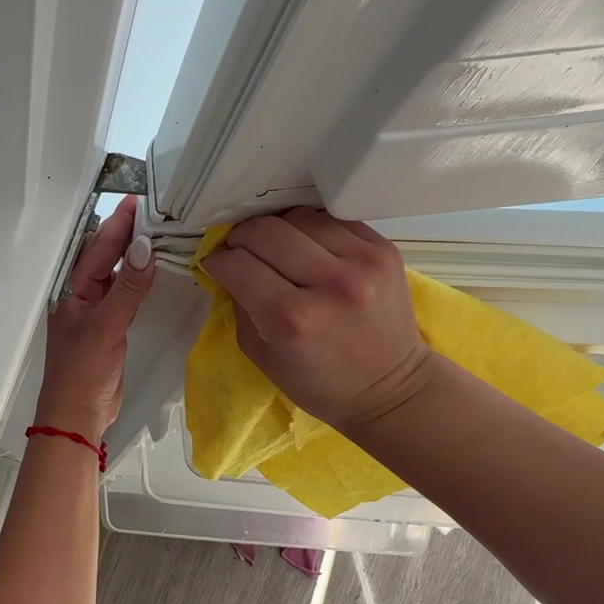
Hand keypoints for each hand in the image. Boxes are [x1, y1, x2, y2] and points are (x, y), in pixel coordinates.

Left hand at [35, 194, 156, 439]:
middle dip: (129, 231)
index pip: (99, 247)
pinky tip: (154, 267)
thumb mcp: (106, 327)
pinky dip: (139, 278)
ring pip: (117, 273)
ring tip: (162, 228)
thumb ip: (127, 288)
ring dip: (136, 253)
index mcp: (72, 291)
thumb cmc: (83, 373)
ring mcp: (95, 312)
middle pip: (107, 255)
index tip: (144, 197)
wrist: (76, 416)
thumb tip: (146, 246)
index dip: (120, 222)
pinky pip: (124, 293)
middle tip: (160, 206)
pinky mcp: (109, 328)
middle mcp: (81, 296)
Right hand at [201, 207, 436, 428]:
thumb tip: (228, 267)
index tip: (216, 264)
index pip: (238, 264)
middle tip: (239, 251)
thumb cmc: (316, 382)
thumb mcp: (260, 354)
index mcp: (291, 318)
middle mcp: (328, 284)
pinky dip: (310, 229)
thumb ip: (241, 306)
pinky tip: (306, 247)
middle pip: (265, 231)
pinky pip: (333, 219)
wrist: (388, 387)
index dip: (218, 260)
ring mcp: (362, 262)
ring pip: (298, 217)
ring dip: (277, 229)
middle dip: (241, 237)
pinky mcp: (384, 249)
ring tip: (275, 248)